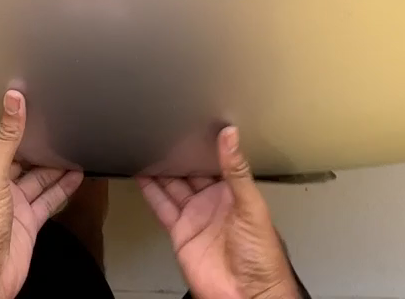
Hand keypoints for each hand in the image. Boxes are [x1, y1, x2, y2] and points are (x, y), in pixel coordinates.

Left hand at [0, 89, 84, 298]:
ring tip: (71, 146)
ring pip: (38, 178)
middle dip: (38, 145)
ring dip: (54, 166)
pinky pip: (48, 199)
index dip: (10, 123)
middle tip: (56, 124)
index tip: (25, 104)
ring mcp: (14, 205)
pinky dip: (63, 188)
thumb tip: (12, 101)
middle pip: (22, 158)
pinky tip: (75, 176)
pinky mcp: (28, 222)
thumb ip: (7, 138)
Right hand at [138, 127, 299, 298]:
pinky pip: (162, 207)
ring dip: (161, 169)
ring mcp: (196, 217)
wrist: (248, 297)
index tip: (194, 123)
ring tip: (149, 145)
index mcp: (233, 193)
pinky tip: (142, 175)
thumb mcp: (252, 206)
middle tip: (165, 130)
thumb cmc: (263, 259)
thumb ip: (236, 171)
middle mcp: (213, 203)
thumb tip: (231, 135)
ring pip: (173, 185)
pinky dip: (150, 191)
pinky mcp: (181, 233)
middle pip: (190, 171)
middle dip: (179, 154)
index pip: (215, 161)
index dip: (204, 144)